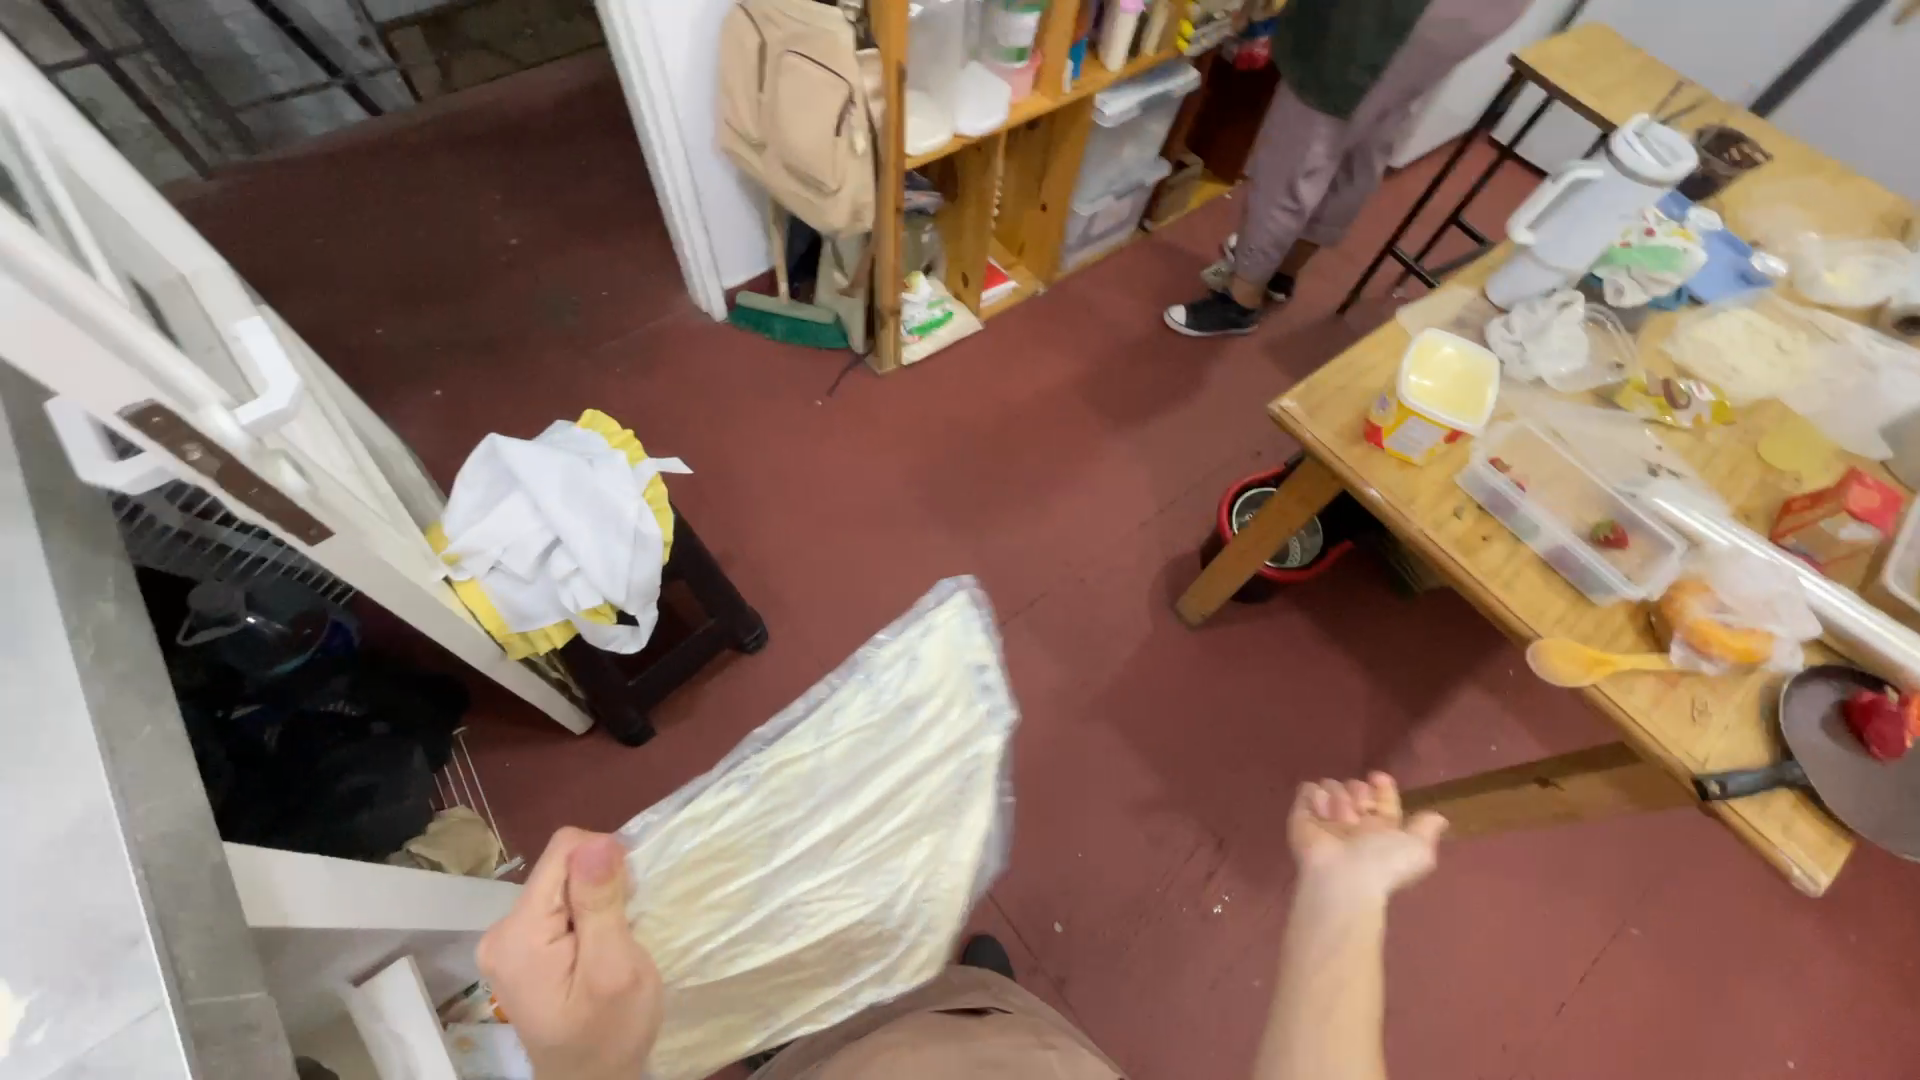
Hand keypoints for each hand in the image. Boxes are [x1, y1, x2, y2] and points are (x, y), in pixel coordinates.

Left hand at [477, 829, 662, 1079]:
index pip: (564, 849)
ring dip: (598, 899)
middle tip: (622, 929)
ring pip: (565, 882)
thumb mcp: (615, 968)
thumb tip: (598, 842)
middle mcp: (502, 929)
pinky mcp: (522, 946)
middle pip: (563, 865)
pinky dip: (589, 913)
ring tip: (613, 939)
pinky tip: (599, 945)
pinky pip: (561, 902)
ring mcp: (508, 939)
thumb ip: (601, 904)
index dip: (606, 862)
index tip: (626, 901)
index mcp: (519, 933)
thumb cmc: (610, 1032)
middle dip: (602, 883)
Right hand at [1288, 773, 1446, 900]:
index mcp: (1381, 829)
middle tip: (1359, 808)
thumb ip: (1426, 830)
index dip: (1382, 786)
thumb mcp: (1418, 850)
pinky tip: (1322, 812)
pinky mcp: (1301, 815)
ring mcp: (1326, 818)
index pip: (1381, 798)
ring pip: (1332, 785)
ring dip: (1339, 796)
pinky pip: (1308, 789)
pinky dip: (1316, 797)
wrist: (1343, 876)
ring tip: (1340, 817)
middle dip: (1359, 792)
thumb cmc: (1383, 862)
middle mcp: (1353, 822)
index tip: (1378, 778)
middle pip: (1355, 786)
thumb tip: (1438, 817)